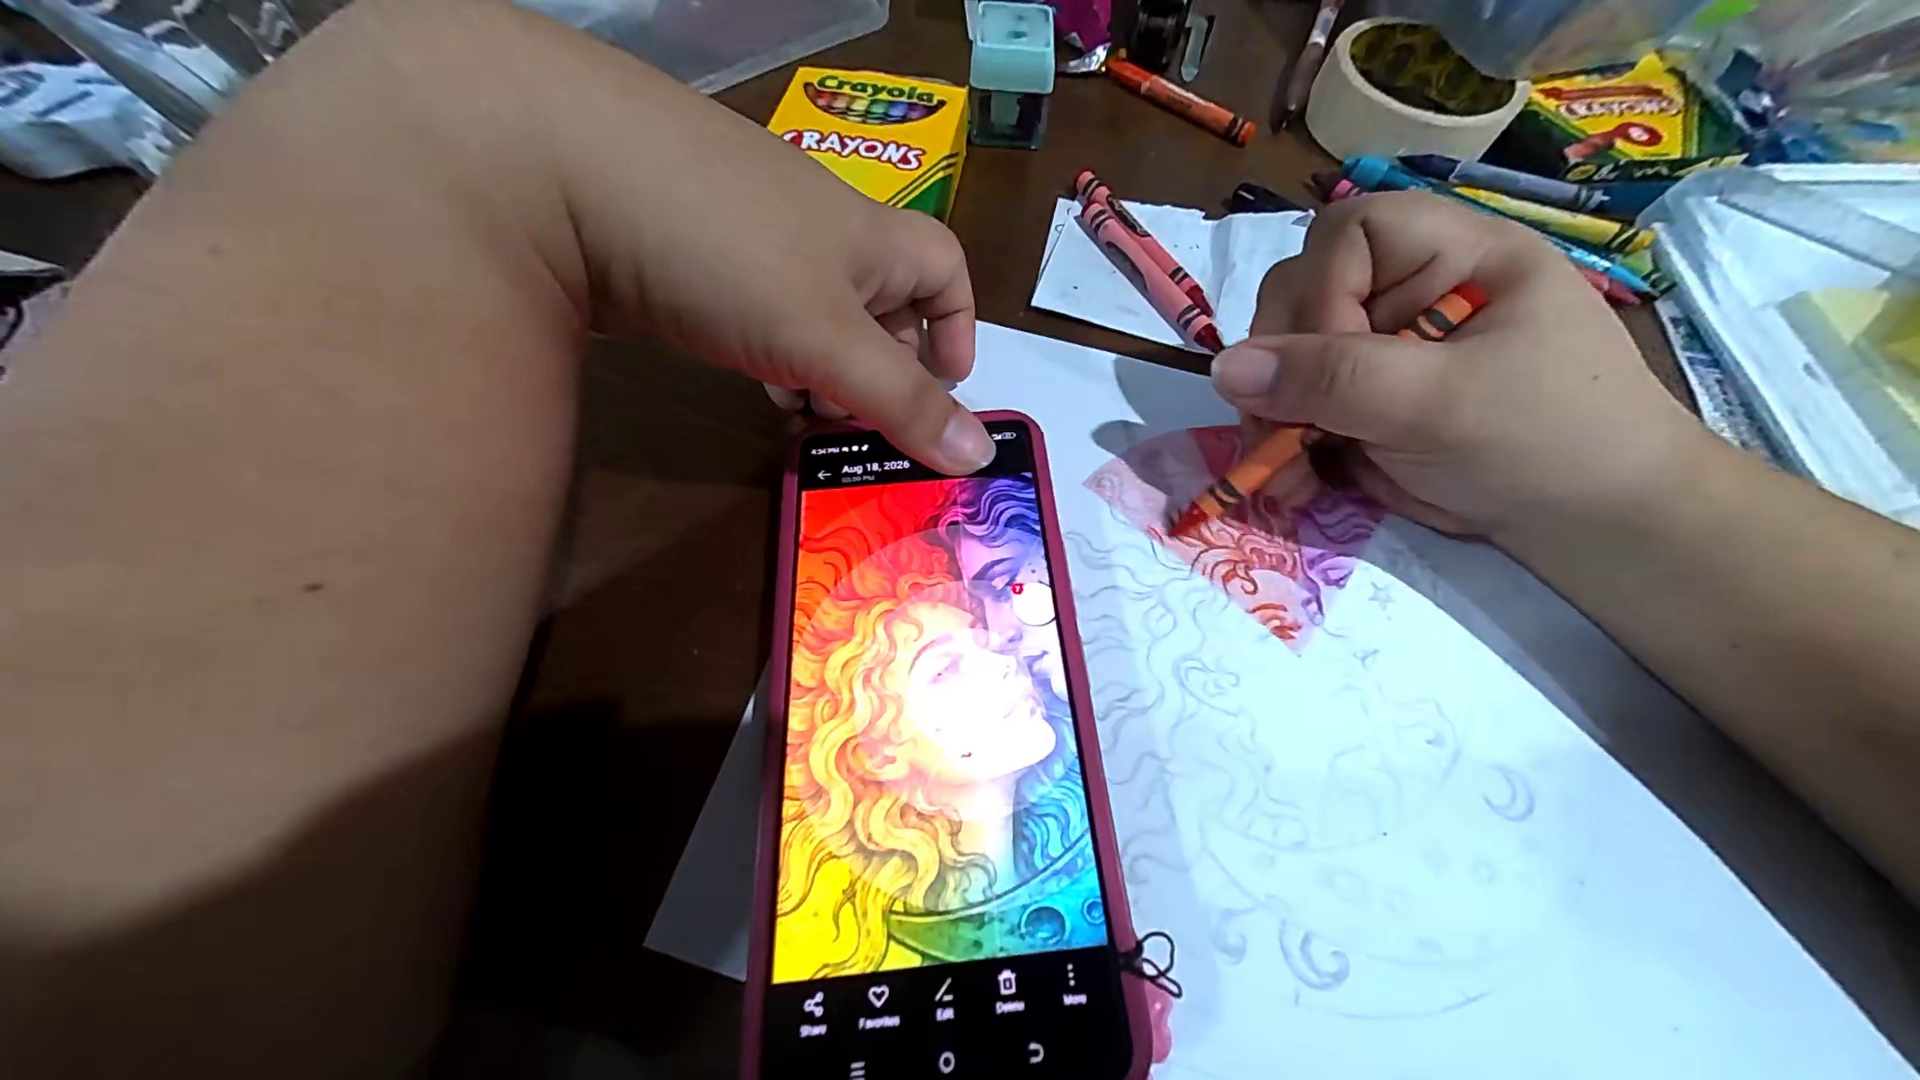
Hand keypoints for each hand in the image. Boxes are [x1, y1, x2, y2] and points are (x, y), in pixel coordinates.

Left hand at [268, 0, 991, 474]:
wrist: (551, 166)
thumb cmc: (724, 251)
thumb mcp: (827, 338)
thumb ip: (902, 402)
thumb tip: (980, 457)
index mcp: (867, 236)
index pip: (944, 268)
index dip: (957, 326)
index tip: (946, 384)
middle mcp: (818, 228)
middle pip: (883, 300)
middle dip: (890, 363)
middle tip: (872, 420)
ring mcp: (751, 236)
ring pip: (819, 311)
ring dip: (830, 367)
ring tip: (813, 415)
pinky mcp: (694, 251)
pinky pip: (761, 309)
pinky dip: (775, 353)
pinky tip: (756, 384)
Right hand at [1210, 191, 1704, 539]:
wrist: (1584, 522)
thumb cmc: (1542, 439)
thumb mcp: (1439, 403)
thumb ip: (1332, 378)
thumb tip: (1222, 368)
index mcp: (1447, 258)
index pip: (1347, 236)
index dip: (1322, 295)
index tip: (1337, 365)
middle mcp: (1399, 294)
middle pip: (1293, 300)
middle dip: (1279, 373)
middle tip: (1288, 434)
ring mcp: (1370, 351)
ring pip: (1275, 363)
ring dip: (1268, 422)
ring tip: (1287, 477)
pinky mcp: (1351, 402)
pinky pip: (1285, 410)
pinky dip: (1278, 449)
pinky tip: (1295, 484)